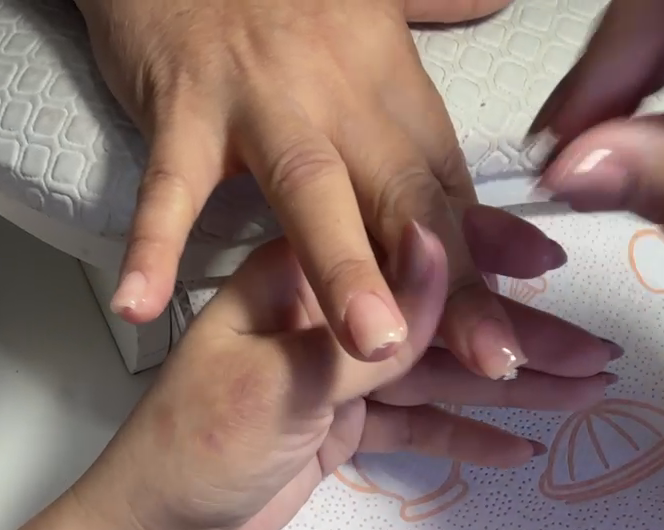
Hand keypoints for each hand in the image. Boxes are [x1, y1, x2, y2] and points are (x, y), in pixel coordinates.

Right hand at [74, 0, 551, 380]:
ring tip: (372, 347)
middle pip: (404, 200)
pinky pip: (169, 186)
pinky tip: (140, 304)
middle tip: (492, 360)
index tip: (522, 320)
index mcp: (387, 82)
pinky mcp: (181, 111)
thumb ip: (438, 11)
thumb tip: (497, 7)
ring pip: (310, 191)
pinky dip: (154, 243)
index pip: (446, 186)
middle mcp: (338, 93)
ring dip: (344, 270)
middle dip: (450, 287)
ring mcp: (258, 103)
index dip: (487, 258)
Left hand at [74, 209, 615, 529]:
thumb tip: (443, 249)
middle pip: (435, 325)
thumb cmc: (198, 445)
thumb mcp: (284, 382)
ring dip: (506, 391)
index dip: (487, 274)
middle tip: (599, 357)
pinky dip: (461, 438)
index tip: (558, 285)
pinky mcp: (341, 429)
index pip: (408, 265)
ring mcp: (337, 378)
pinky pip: (413, 428)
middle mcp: (327, 320)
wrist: (156, 527)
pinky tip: (517, 446)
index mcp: (302, 283)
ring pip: (435, 379)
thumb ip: (370, 333)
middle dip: (517, 343)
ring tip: (584, 395)